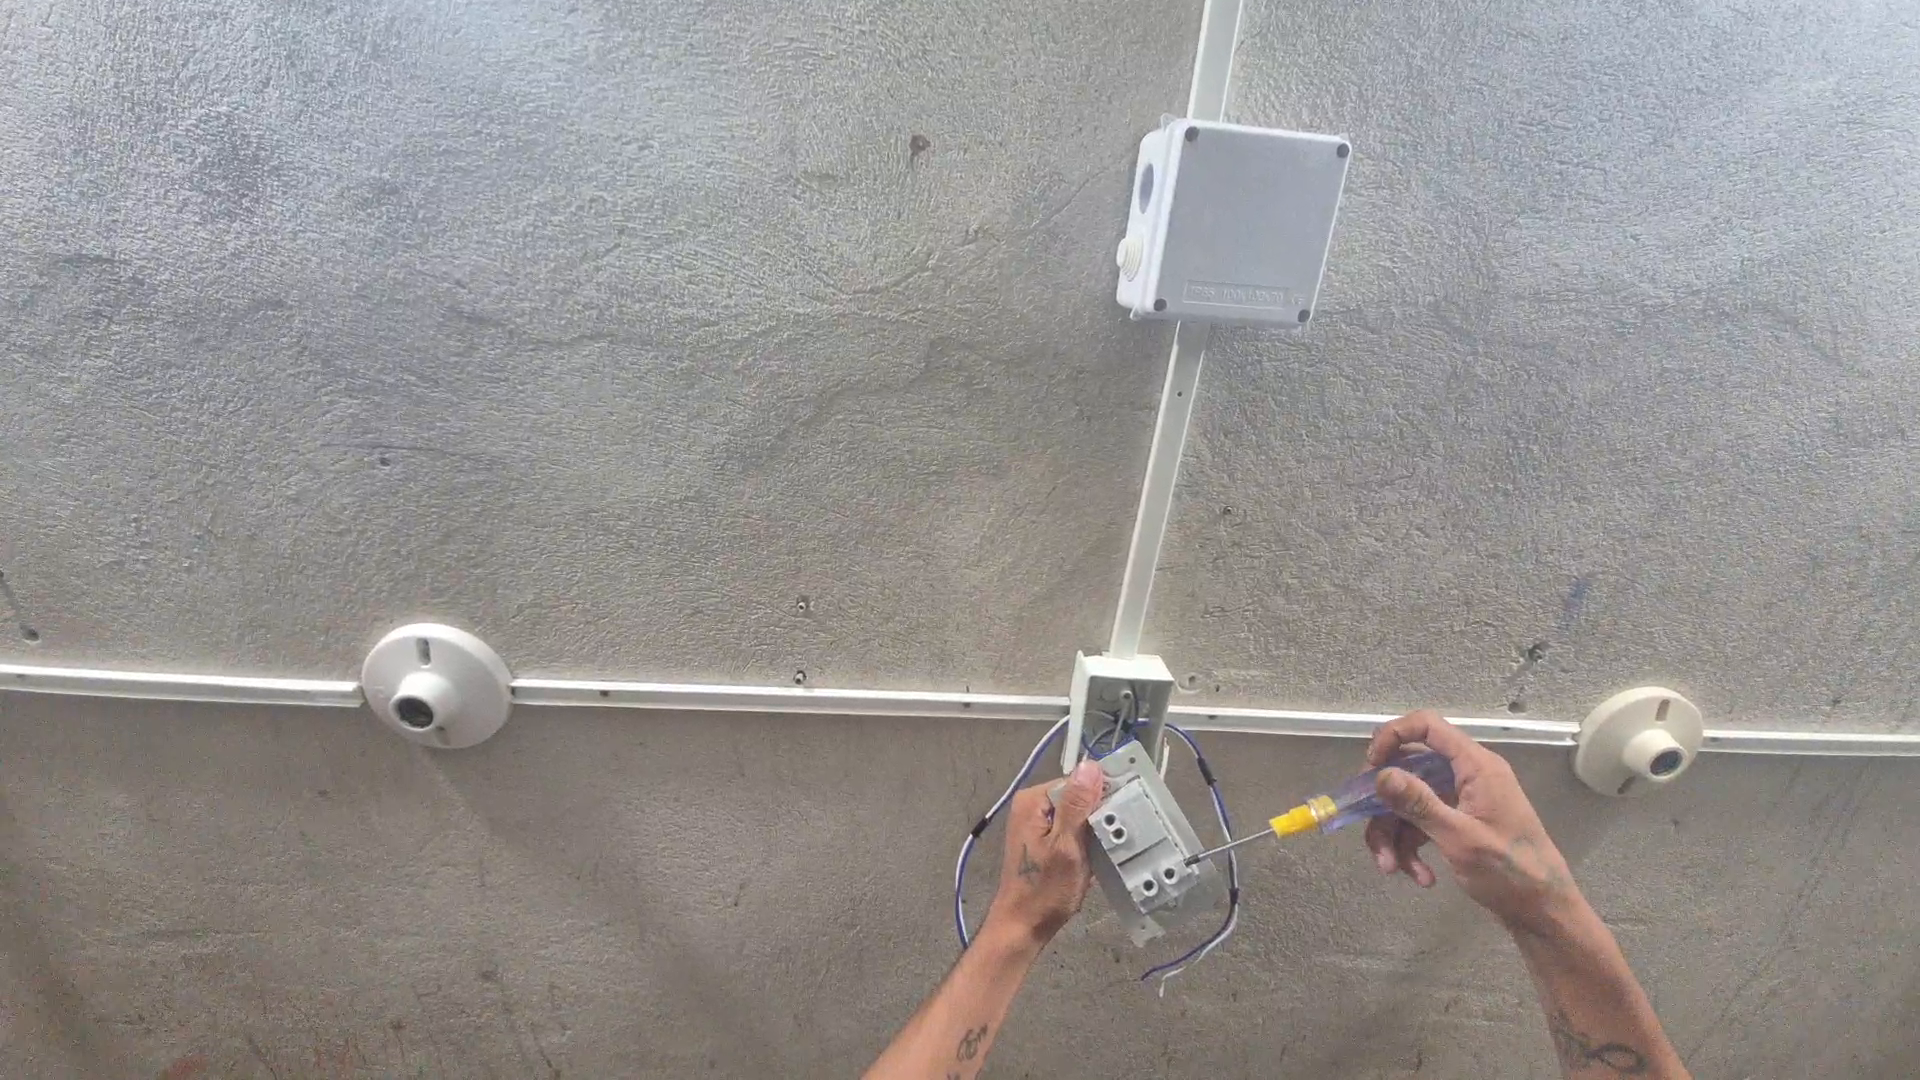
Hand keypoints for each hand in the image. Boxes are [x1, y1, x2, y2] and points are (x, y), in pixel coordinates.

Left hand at [981, 760, 1104, 945]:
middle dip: (1098, 816)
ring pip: (1078, 816)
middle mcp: (1032, 805)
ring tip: (1108, 850)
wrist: (1022, 927)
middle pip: (1078, 798)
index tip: (1124, 813)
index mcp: (1034, 800)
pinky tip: (1095, 860)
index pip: (1078, 781)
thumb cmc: (1045, 890)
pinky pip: (1072, 830)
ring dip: (1094, 832)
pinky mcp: (1043, 840)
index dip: (1102, 796)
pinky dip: (1085, 843)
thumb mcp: (1067, 847)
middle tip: (1118, 837)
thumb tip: (1091, 766)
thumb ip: (1078, 806)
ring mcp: (1036, 823)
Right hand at [1363, 710, 1580, 934]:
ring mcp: (1459, 799)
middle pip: (1407, 768)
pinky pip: (1417, 822)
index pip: (1426, 726)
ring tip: (1389, 866)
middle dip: (1383, 800)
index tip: (1372, 767)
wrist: (1546, 918)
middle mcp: (1466, 775)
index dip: (1392, 737)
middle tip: (1366, 819)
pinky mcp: (1455, 821)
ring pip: (1406, 800)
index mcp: (1476, 767)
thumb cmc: (1513, 874)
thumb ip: (1419, 803)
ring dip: (1391, 832)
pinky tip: (1417, 875)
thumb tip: (1380, 774)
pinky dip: (1409, 847)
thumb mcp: (1461, 839)